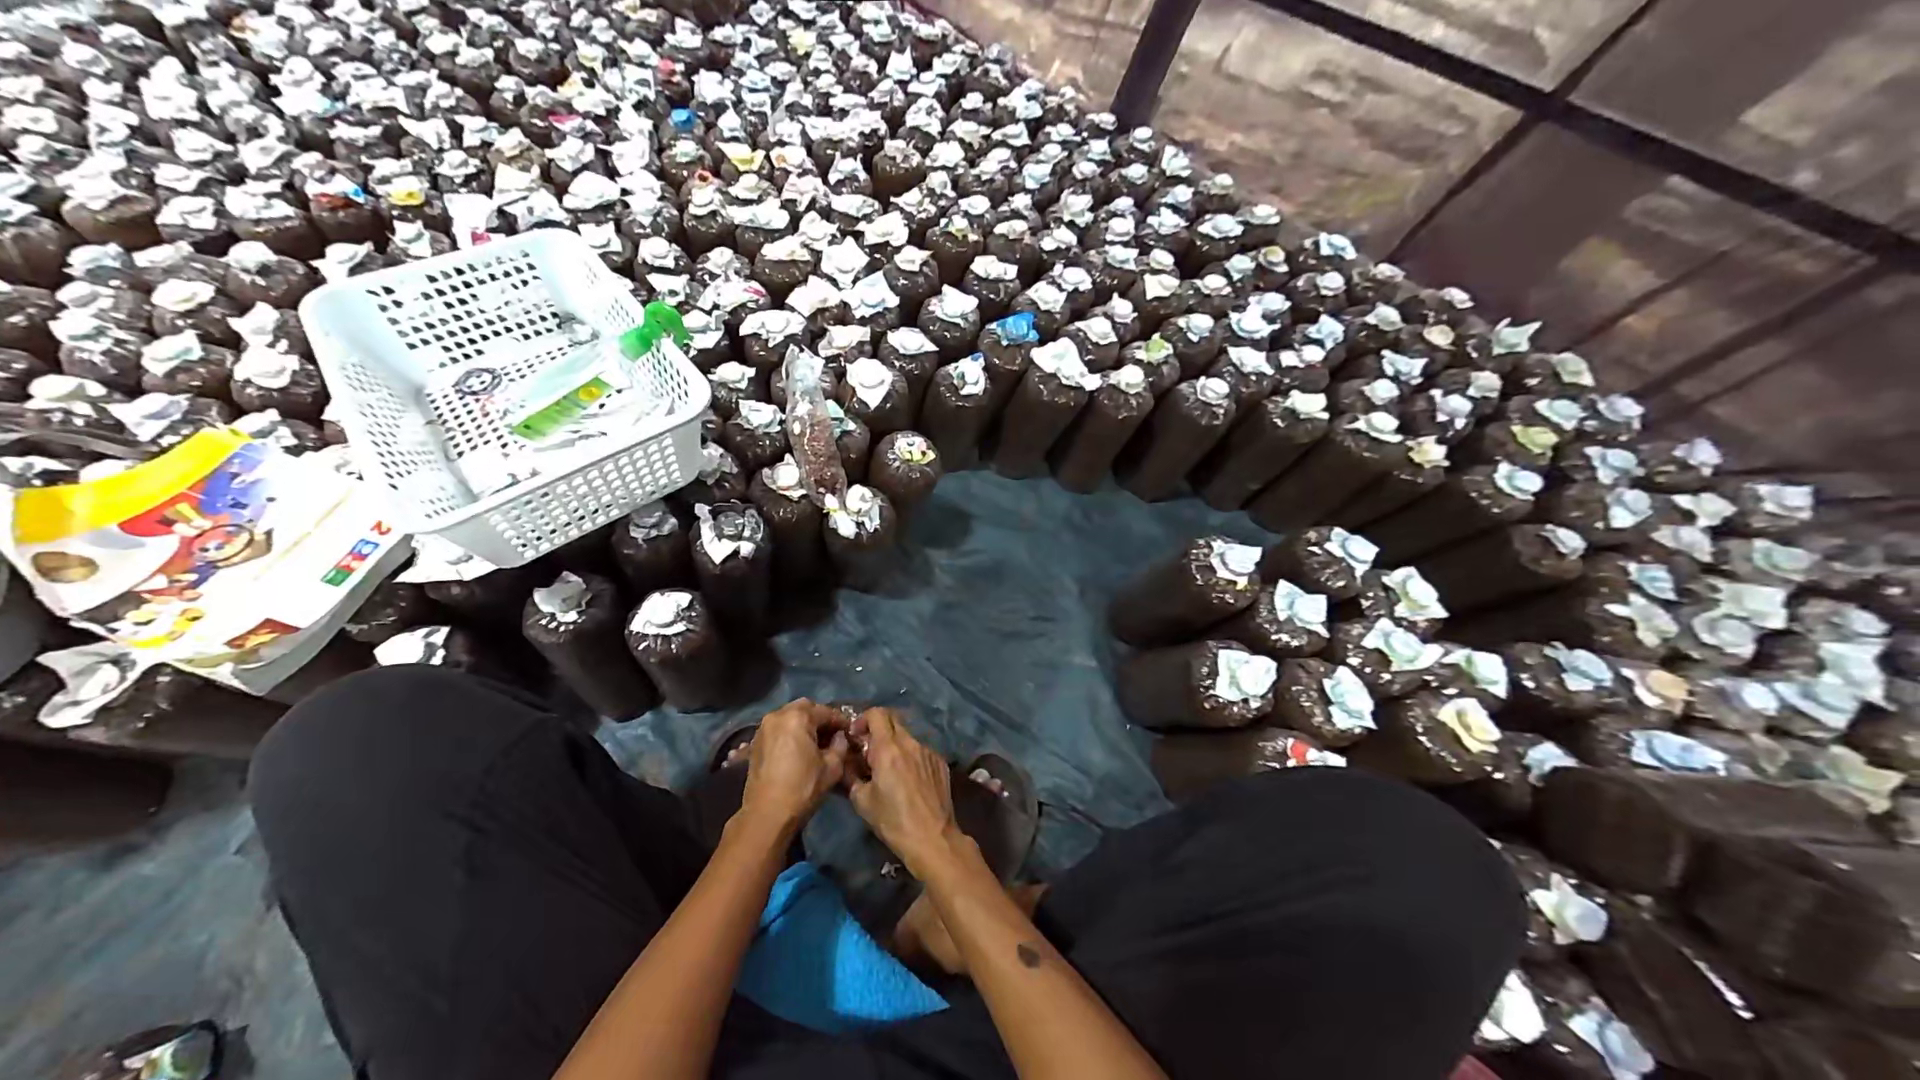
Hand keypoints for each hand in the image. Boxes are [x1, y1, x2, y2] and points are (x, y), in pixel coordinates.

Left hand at [739, 699, 849, 834]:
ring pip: (788, 717)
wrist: (767, 814)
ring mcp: (763, 729)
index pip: (826, 712)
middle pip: (804, 708)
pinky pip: (777, 730)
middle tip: (832, 734)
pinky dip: (789, 734)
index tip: (850, 731)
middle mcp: (777, 716)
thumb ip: (840, 746)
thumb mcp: (832, 767)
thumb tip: (839, 737)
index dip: (841, 721)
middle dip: (819, 718)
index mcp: (797, 717)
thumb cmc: (803, 788)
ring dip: (803, 725)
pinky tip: (798, 750)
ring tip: (815, 742)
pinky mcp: (755, 743)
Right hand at [847, 708, 961, 877]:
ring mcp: (928, 751)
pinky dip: (910, 757)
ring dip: (894, 746)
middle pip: (892, 721)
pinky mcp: (940, 762)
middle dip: (877, 731)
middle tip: (868, 752)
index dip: (863, 720)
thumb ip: (851, 774)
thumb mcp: (862, 800)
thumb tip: (848, 762)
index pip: (877, 714)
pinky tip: (908, 780)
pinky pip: (920, 751)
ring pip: (907, 737)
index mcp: (889, 748)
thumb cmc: (893, 820)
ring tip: (888, 770)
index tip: (856, 737)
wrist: (933, 838)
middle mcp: (911, 743)